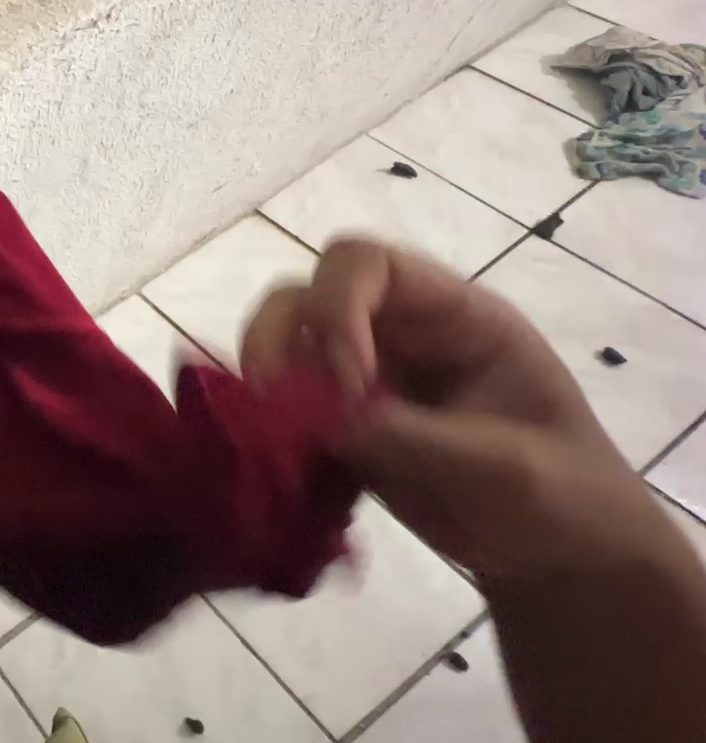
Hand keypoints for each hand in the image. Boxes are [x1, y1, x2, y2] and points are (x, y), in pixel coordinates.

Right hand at [240, 238, 679, 579]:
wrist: (558, 563)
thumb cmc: (566, 501)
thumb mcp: (505, 466)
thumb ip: (409, 433)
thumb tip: (313, 416)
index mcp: (451, 314)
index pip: (367, 264)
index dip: (338, 305)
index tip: (349, 380)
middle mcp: (394, 327)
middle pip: (303, 294)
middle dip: (279, 337)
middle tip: (280, 398)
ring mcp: (357, 367)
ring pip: (275, 334)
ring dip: (262, 369)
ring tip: (269, 420)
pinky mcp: (330, 409)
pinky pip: (274, 387)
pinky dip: (260, 407)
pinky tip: (272, 440)